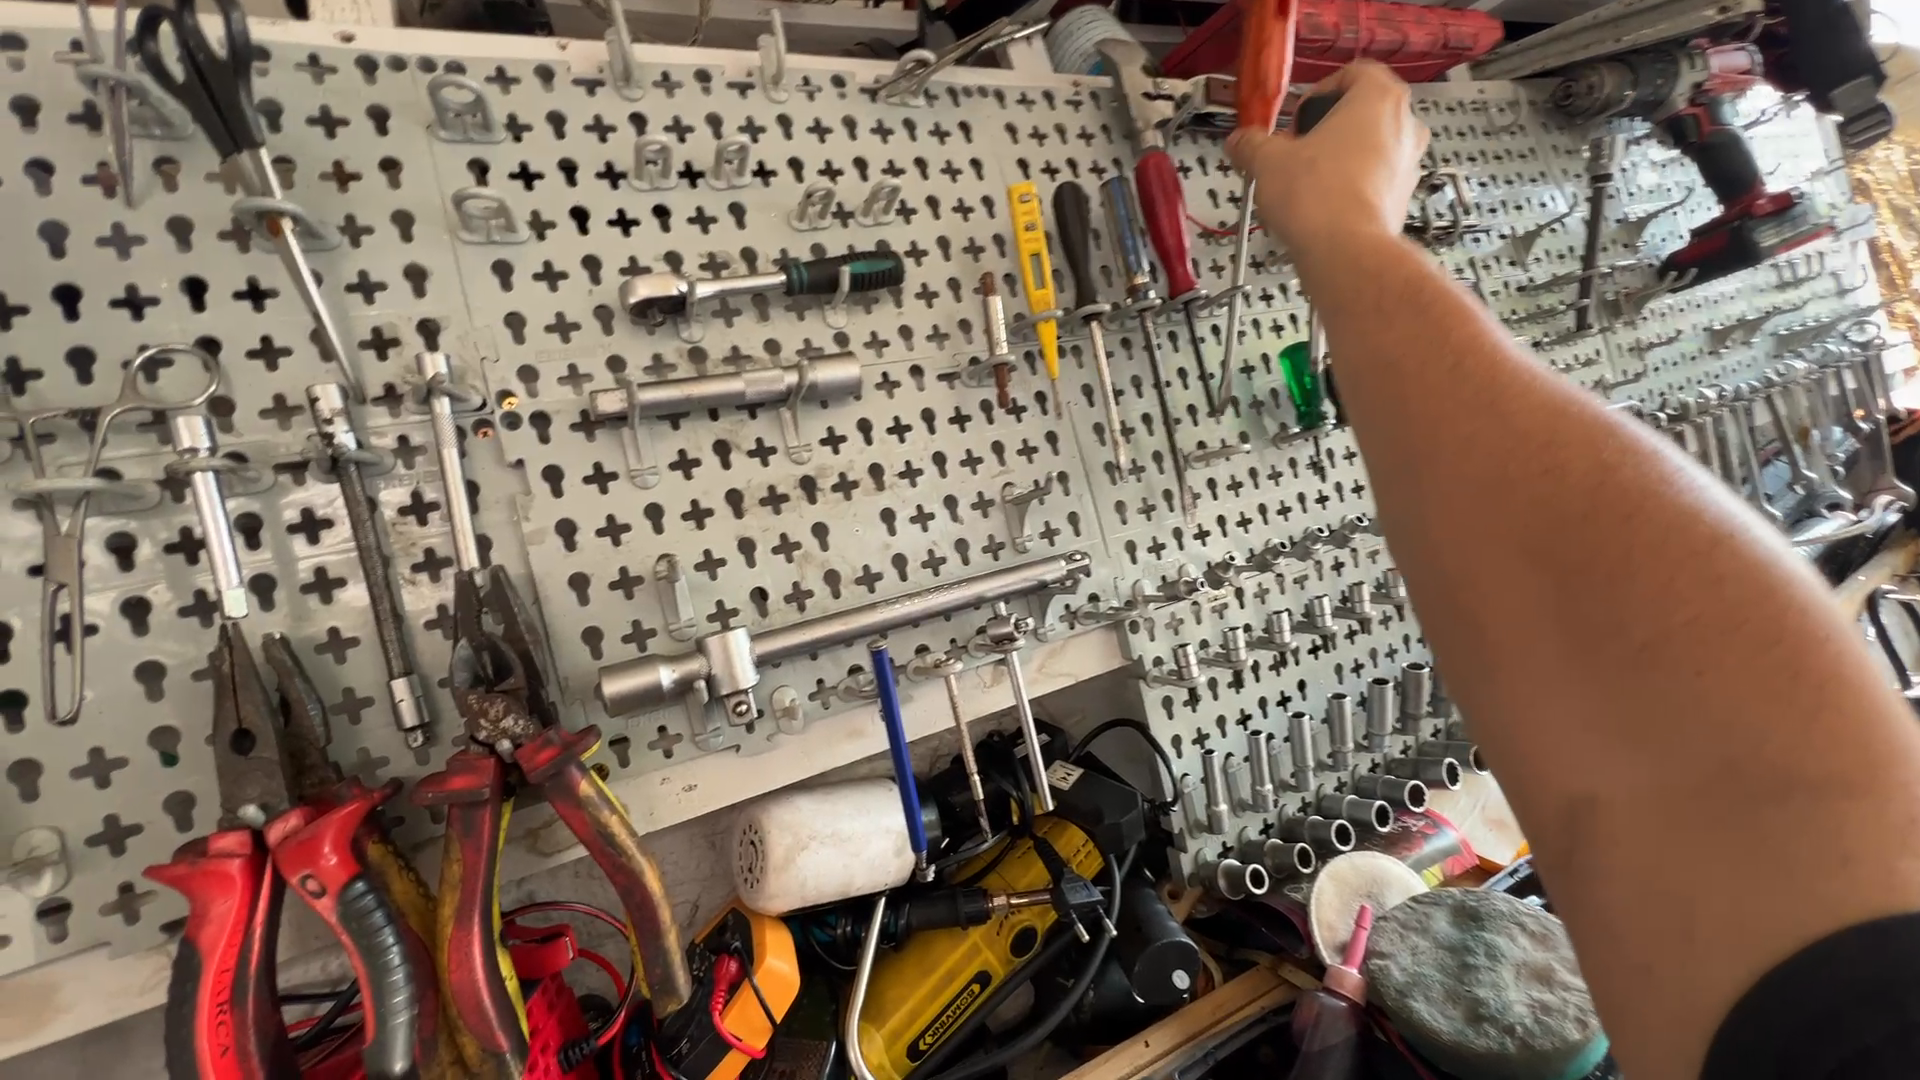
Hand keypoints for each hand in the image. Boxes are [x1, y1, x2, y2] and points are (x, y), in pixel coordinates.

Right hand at [1227, 61, 1429, 257]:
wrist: (1344, 252)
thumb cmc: (1314, 196)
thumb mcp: (1268, 163)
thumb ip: (1252, 145)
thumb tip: (1238, 141)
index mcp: (1378, 97)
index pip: (1353, 73)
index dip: (1318, 93)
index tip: (1297, 121)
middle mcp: (1405, 123)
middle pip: (1362, 113)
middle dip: (1327, 131)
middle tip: (1297, 154)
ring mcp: (1409, 162)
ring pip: (1371, 149)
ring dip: (1340, 161)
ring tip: (1306, 187)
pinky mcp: (1403, 198)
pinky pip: (1375, 182)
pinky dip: (1351, 189)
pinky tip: (1322, 211)